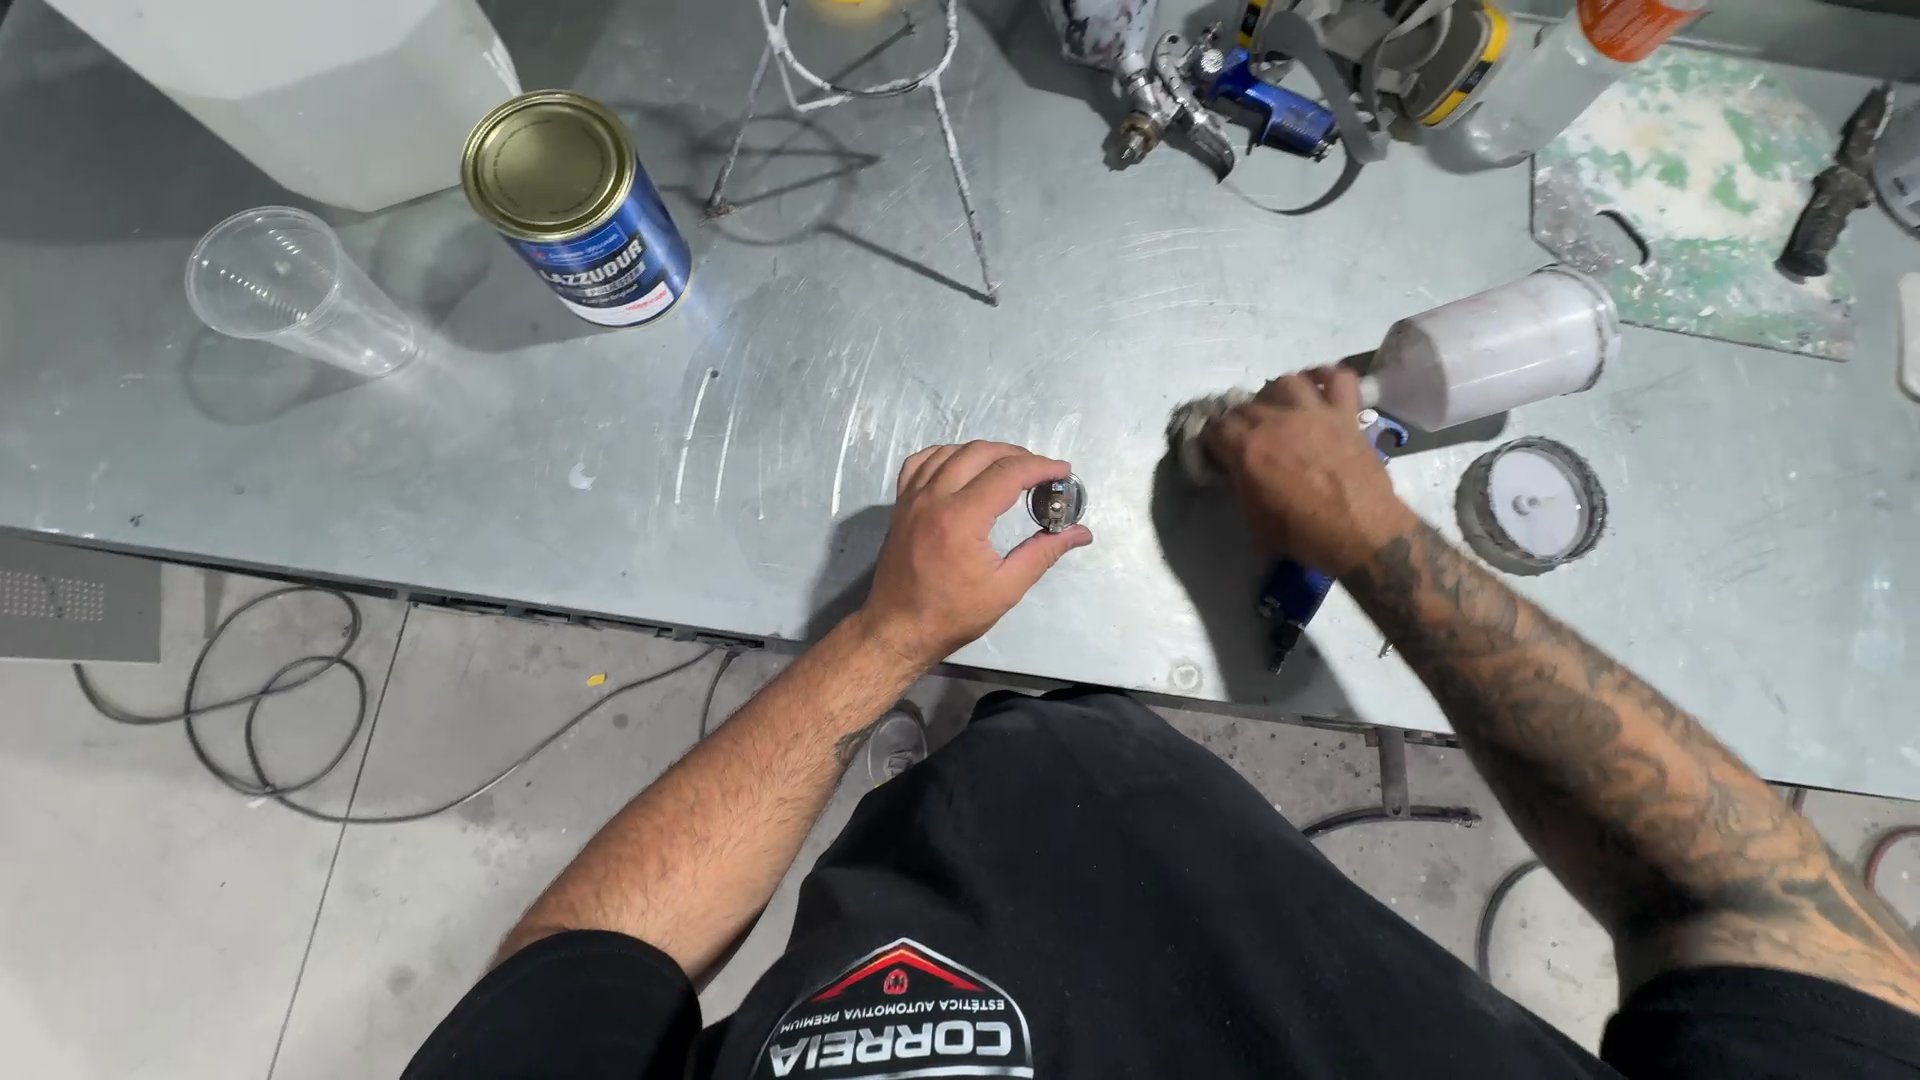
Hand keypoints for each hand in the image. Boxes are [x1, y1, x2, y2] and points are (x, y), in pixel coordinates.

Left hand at [854, 441, 1092, 670]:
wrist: (898, 628)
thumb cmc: (952, 615)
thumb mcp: (1005, 588)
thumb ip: (1043, 553)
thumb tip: (1080, 533)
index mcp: (961, 519)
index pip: (1008, 473)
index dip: (1040, 466)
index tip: (1062, 470)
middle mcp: (933, 499)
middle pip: (980, 453)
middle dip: (1016, 455)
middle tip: (1040, 472)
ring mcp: (912, 498)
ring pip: (950, 452)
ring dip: (983, 452)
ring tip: (1008, 468)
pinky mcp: (900, 504)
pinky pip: (920, 462)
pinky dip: (945, 456)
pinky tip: (961, 467)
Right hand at [1202, 366, 1412, 574]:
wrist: (1359, 533)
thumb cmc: (1301, 533)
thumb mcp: (1253, 517)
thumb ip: (1239, 485)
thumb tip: (1235, 469)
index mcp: (1247, 449)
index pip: (1215, 429)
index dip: (1211, 440)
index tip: (1215, 451)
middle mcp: (1276, 422)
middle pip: (1245, 406)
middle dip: (1237, 421)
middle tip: (1243, 437)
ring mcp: (1313, 413)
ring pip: (1285, 382)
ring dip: (1274, 393)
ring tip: (1276, 407)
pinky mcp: (1346, 414)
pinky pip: (1338, 378)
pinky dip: (1326, 376)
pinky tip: (1316, 385)